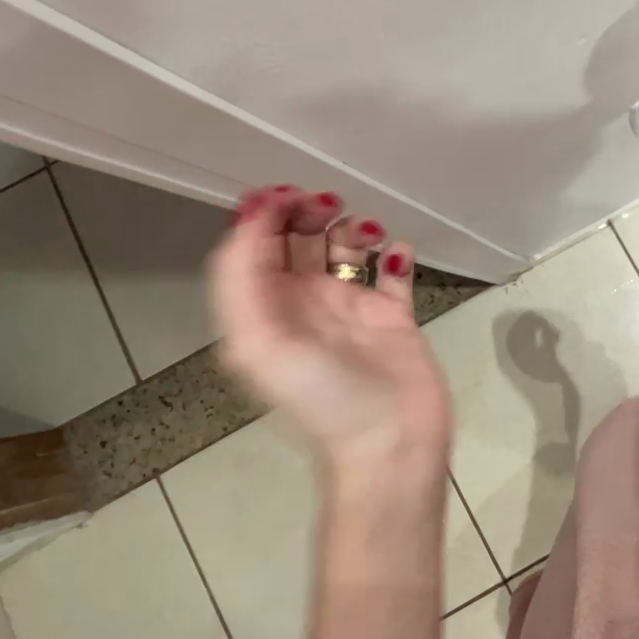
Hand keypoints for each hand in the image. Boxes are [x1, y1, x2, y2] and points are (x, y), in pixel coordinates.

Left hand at [209, 187, 450, 470]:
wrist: (389, 446)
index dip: (265, 212)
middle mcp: (304, 304)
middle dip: (310, 211)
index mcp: (265, 309)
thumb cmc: (322, 398)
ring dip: (353, 227)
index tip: (290, 193)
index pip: (255, 245)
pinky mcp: (394, 318)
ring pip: (346, 248)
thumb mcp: (258, 342)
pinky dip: (395, 253)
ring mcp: (352, 310)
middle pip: (300, 239)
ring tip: (367, 232)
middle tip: (331, 204)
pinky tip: (397, 253)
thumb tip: (252, 213)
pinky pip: (392, 272)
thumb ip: (241, 275)